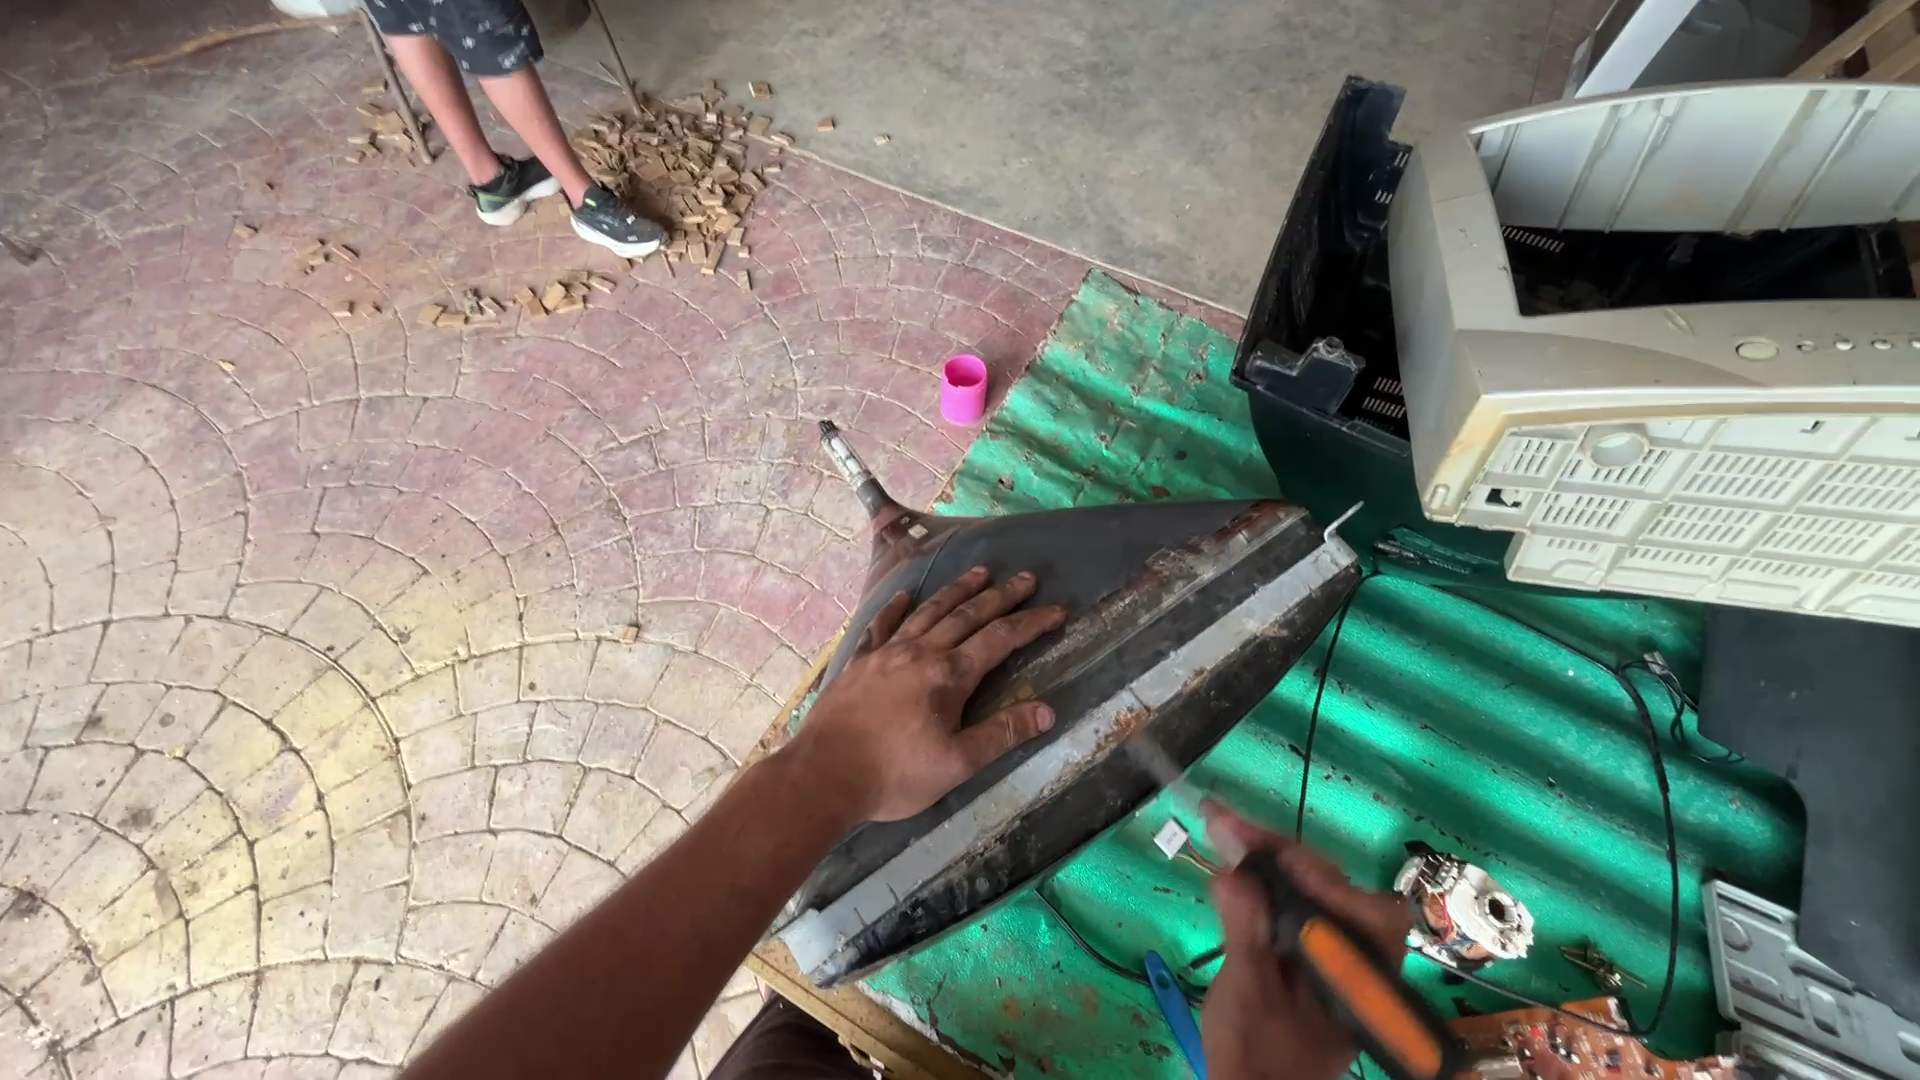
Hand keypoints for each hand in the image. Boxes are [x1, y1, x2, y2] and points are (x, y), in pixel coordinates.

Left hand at [785, 567, 1067, 823]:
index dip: (1031, 623)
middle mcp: (920, 653)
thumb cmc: (894, 775)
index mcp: (948, 676)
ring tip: (979, 573)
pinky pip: (882, 626)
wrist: (823, 775)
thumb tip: (1046, 711)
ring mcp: (886, 654)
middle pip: (968, 616)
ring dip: (957, 592)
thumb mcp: (957, 764)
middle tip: (1025, 578)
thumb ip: (1001, 734)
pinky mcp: (859, 663)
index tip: (1057, 610)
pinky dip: (896, 609)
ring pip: (929, 613)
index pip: (1000, 640)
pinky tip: (905, 596)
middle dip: (1000, 596)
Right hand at [1202, 810, 1413, 1079]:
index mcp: (1362, 980)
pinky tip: (1237, 864)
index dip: (1317, 874)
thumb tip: (1236, 871)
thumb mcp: (1246, 995)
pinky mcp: (1312, 951)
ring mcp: (1337, 956)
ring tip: (1225, 831)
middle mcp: (1361, 962)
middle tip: (1226, 825)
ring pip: (1315, 890)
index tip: (1267, 852)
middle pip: (1334, 889)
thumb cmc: (1254, 1056)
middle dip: (1281, 854)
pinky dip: (1268, 878)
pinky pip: (1299, 902)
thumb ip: (1245, 931)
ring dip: (1271, 859)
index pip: (1364, 910)